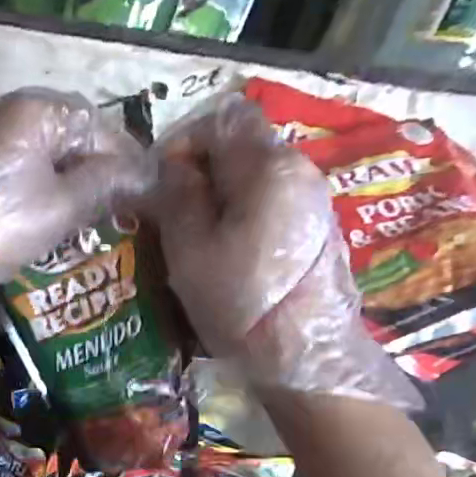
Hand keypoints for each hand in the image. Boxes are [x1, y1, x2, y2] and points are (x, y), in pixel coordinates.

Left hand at [0, 88, 149, 287]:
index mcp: (38, 109)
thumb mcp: (65, 204)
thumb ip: (106, 181)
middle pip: (71, 132)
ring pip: (49, 147)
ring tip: (94, 205)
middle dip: (97, 164)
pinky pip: (28, 159)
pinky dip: (48, 178)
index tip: (141, 183)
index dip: (122, 155)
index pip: (96, 124)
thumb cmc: (8, 223)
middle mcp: (15, 110)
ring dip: (73, 172)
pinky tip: (60, 204)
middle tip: (118, 197)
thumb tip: (140, 172)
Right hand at [149, 95, 419, 409]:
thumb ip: (179, 198)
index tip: (159, 178)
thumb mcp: (191, 250)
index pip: (223, 118)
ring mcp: (313, 200)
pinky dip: (241, 211)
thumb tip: (172, 165)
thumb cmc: (240, 302)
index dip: (184, 139)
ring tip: (192, 233)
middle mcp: (299, 170)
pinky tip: (224, 249)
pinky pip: (270, 201)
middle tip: (170, 210)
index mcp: (268, 168)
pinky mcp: (315, 228)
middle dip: (200, 169)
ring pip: (254, 175)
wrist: (304, 358)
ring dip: (219, 193)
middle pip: (241, 145)